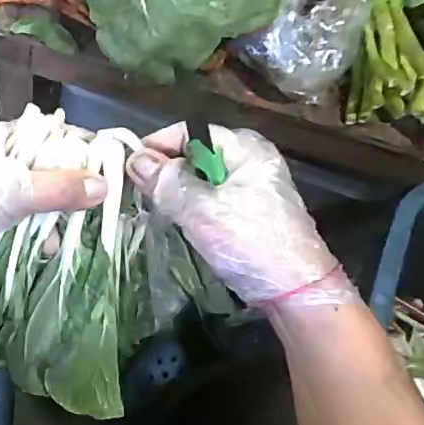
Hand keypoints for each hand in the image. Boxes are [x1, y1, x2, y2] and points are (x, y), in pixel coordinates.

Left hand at [0, 119, 107, 248]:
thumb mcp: (19, 190)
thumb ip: (62, 188)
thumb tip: (104, 186)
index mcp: (5, 135)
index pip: (54, 133)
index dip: (81, 149)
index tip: (106, 171)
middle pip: (47, 163)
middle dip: (70, 185)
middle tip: (92, 204)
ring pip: (35, 190)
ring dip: (54, 209)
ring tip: (72, 229)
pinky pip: (20, 210)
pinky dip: (36, 223)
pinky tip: (49, 242)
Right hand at [127, 124, 355, 305]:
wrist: (295, 293)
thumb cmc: (251, 244)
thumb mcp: (203, 211)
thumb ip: (168, 183)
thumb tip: (134, 159)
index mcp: (246, 148)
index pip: (190, 131)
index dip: (157, 144)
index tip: (128, 166)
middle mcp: (248, 160)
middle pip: (193, 154)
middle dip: (162, 169)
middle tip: (134, 189)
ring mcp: (248, 188)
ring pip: (198, 179)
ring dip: (173, 191)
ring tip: (148, 205)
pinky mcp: (245, 213)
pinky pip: (207, 199)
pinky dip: (187, 206)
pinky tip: (172, 220)